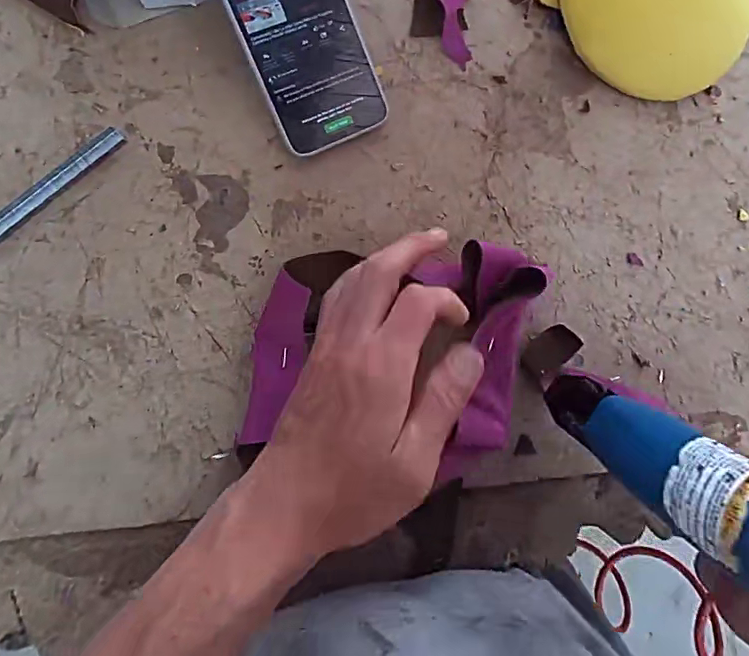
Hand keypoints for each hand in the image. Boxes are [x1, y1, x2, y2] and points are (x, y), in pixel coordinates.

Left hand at [243, 228, 483, 562]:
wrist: (278, 511)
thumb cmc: (353, 492)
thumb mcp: (415, 463)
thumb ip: (445, 401)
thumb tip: (470, 352)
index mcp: (381, 365)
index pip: (419, 300)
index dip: (447, 299)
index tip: (462, 322)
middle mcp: (351, 343)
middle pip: (379, 271)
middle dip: (412, 247)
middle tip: (440, 238)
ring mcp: (327, 345)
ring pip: (354, 278)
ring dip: (386, 256)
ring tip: (413, 250)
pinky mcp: (314, 355)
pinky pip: (339, 296)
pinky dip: (363, 275)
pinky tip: (374, 283)